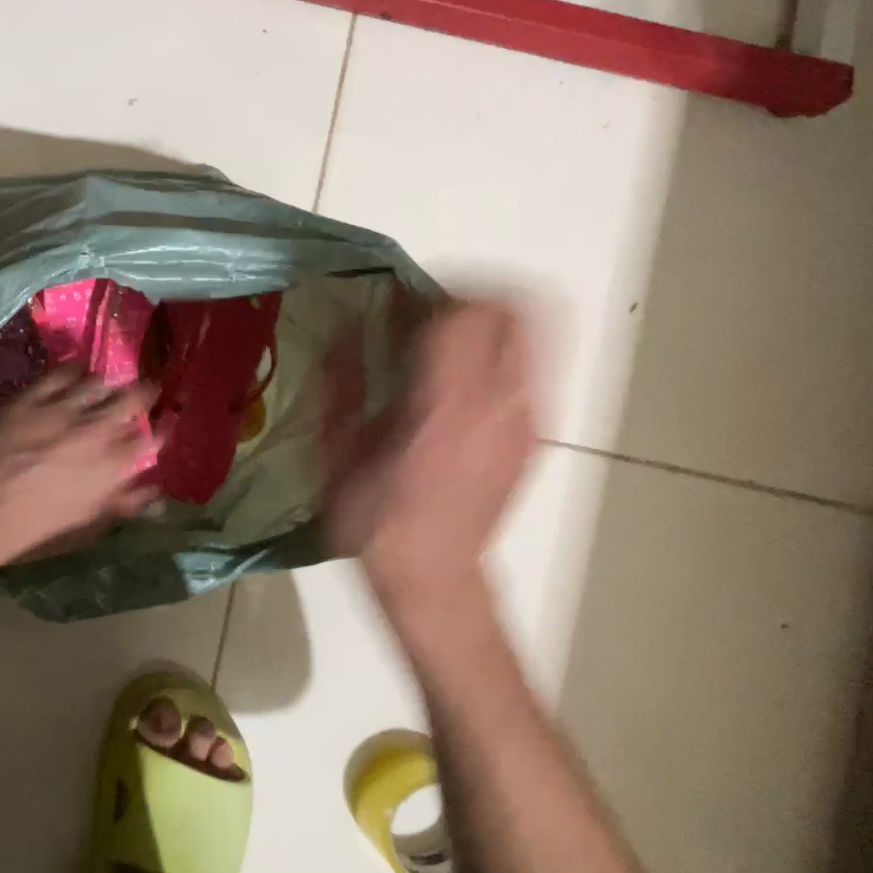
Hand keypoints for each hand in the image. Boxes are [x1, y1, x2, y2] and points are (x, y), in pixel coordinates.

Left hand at [0, 367, 158, 584]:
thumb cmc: (36, 532)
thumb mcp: (88, 527)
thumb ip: (123, 503)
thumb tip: (151, 489)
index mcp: (114, 466)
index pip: (151, 438)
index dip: (158, 430)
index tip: (159, 426)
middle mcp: (96, 431)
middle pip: (132, 399)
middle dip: (142, 395)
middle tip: (143, 391)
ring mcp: (63, 410)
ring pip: (98, 382)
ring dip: (106, 385)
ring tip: (105, 386)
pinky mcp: (31, 398)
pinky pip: (61, 373)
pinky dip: (73, 371)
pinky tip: (74, 373)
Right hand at [321, 299, 538, 614]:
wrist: (437, 581)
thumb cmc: (374, 522)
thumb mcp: (337, 455)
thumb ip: (342, 387)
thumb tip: (342, 333)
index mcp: (445, 409)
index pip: (465, 315)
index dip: (428, 292)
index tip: (393, 300)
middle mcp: (501, 406)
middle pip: (520, 308)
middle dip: (472, 292)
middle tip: (424, 309)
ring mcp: (528, 420)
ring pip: (535, 331)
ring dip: (488, 319)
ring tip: (440, 337)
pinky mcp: (535, 434)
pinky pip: (528, 366)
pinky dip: (495, 351)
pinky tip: (452, 379)